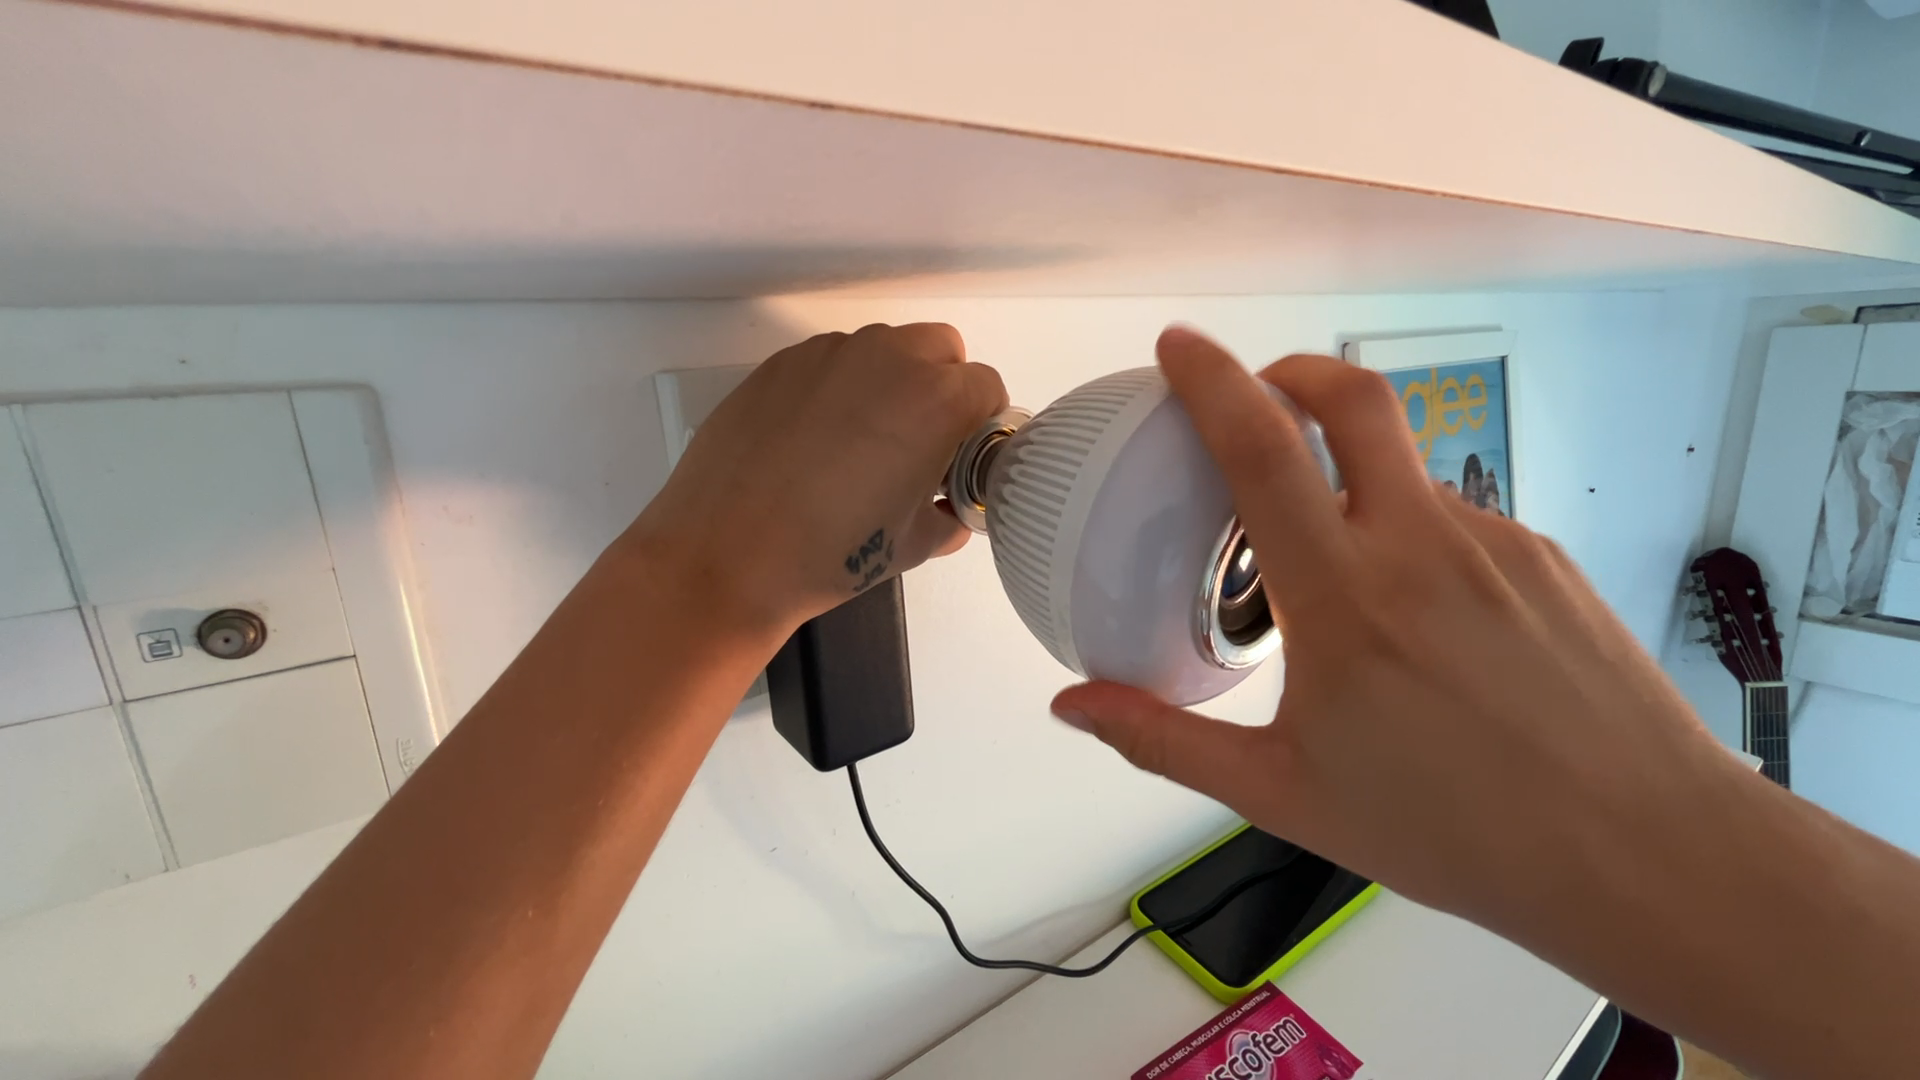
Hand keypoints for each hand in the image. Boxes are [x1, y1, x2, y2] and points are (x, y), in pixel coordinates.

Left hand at [626, 323, 1007, 641]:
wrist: (725, 556)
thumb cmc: (831, 556)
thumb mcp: (913, 547)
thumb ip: (947, 518)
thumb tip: (947, 511)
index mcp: (934, 401)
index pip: (986, 387)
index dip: (979, 424)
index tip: (957, 457)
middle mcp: (886, 359)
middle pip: (940, 349)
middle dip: (941, 388)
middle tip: (916, 443)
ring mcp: (828, 354)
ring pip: (883, 348)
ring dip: (889, 382)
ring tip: (857, 443)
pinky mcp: (780, 363)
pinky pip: (831, 361)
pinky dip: (839, 387)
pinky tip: (811, 441)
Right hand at [1051, 327, 1728, 923]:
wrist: (1653, 858)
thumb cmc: (1450, 828)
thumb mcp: (1280, 793)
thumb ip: (1162, 740)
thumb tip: (1071, 708)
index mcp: (1343, 596)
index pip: (1264, 450)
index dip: (1212, 381)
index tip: (1177, 345)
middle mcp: (1420, 545)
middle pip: (1353, 400)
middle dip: (1289, 370)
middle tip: (1250, 390)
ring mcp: (1494, 543)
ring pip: (1400, 468)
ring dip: (1346, 472)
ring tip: (1325, 555)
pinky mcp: (1543, 559)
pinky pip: (1450, 518)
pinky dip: (1403, 531)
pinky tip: (1413, 614)